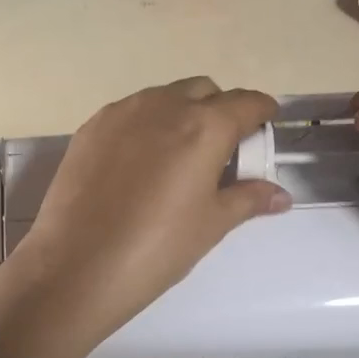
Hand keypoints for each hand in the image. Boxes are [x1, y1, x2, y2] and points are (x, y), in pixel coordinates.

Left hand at [13, 78, 291, 332]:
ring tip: (179, 157)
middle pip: (204, 92)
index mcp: (205, 126)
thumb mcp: (210, 225)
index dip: (261, 113)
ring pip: (164, 98)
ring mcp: (122, 113)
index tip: (264, 127)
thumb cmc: (156, 249)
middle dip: (220, 111)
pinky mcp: (90, 128)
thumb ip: (247, 199)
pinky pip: (130, 113)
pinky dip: (146, 126)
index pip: (246, 103)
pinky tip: (140, 163)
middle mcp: (165, 106)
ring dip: (181, 114)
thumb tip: (280, 195)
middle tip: (221, 150)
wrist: (77, 265)